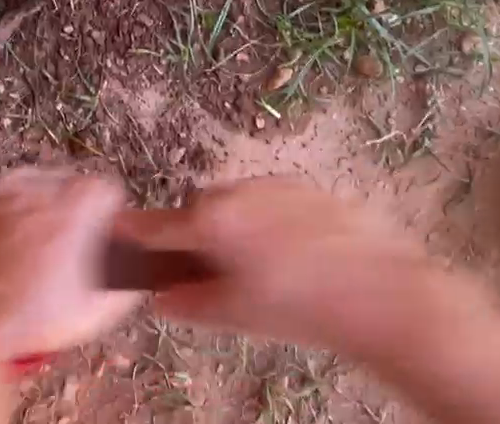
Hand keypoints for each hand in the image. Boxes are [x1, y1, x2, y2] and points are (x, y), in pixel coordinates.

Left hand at [0, 168, 142, 357]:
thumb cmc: (39, 319)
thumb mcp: (97, 310)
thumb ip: (126, 284)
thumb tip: (137, 270)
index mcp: (74, 210)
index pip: (107, 188)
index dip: (111, 211)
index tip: (107, 232)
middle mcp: (43, 190)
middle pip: (76, 181)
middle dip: (82, 204)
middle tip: (78, 236)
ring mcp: (12, 191)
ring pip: (45, 179)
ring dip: (53, 198)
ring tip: (50, 229)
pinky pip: (15, 184)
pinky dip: (24, 197)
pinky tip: (24, 221)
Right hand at [116, 176, 457, 357]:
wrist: (383, 293)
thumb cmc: (302, 309)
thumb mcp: (237, 315)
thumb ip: (188, 303)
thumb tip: (159, 299)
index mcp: (210, 220)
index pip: (156, 224)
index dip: (132, 229)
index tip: (116, 229)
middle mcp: (234, 192)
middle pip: (198, 208)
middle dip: (198, 233)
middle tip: (213, 268)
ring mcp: (271, 184)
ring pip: (235, 201)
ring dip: (234, 223)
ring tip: (263, 264)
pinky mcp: (304, 185)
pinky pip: (269, 198)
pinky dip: (267, 218)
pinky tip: (293, 252)